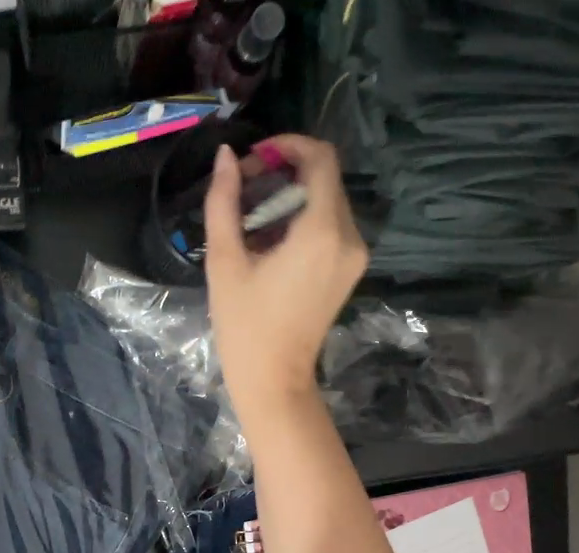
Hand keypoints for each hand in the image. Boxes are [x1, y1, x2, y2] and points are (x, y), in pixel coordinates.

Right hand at [204, 135, 368, 415]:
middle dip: (285, 172)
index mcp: (321, 231)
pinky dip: (302, 220)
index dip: (287, 146)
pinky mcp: (350, 270)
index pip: (320, 158)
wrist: (273, 379)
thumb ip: (223, 203)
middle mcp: (349, 236)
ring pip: (328, 200)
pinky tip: (271, 241)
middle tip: (244, 190)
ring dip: (292, 196)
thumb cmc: (243, 326)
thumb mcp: (225, 262)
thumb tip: (225, 157)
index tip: (253, 160)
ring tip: (252, 219)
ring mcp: (355, 255)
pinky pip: (330, 226)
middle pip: (325, 178)